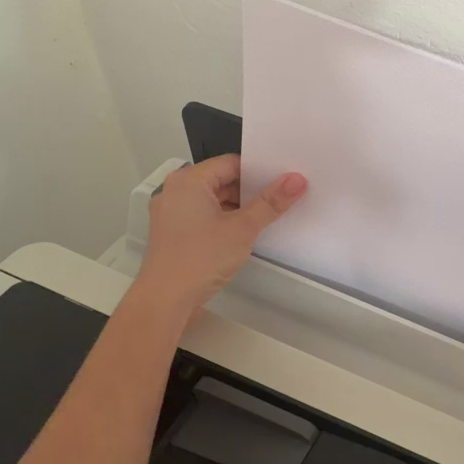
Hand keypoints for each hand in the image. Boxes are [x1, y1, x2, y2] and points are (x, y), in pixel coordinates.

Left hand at [137, 154, 305, 314]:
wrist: (166, 300)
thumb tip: (297, 180)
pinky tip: (244, 234)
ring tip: (266, 218)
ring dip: (238, 208)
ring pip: (214, 200)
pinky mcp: (174, 233)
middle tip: (280, 199)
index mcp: (189, 181)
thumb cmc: (200, 259)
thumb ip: (270, 203)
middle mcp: (176, 191)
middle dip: (250, 191)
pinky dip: (224, 220)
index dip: (259, 171)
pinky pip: (204, 216)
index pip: (231, 163)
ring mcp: (172, 213)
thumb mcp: (242, 228)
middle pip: (222, 180)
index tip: (282, 181)